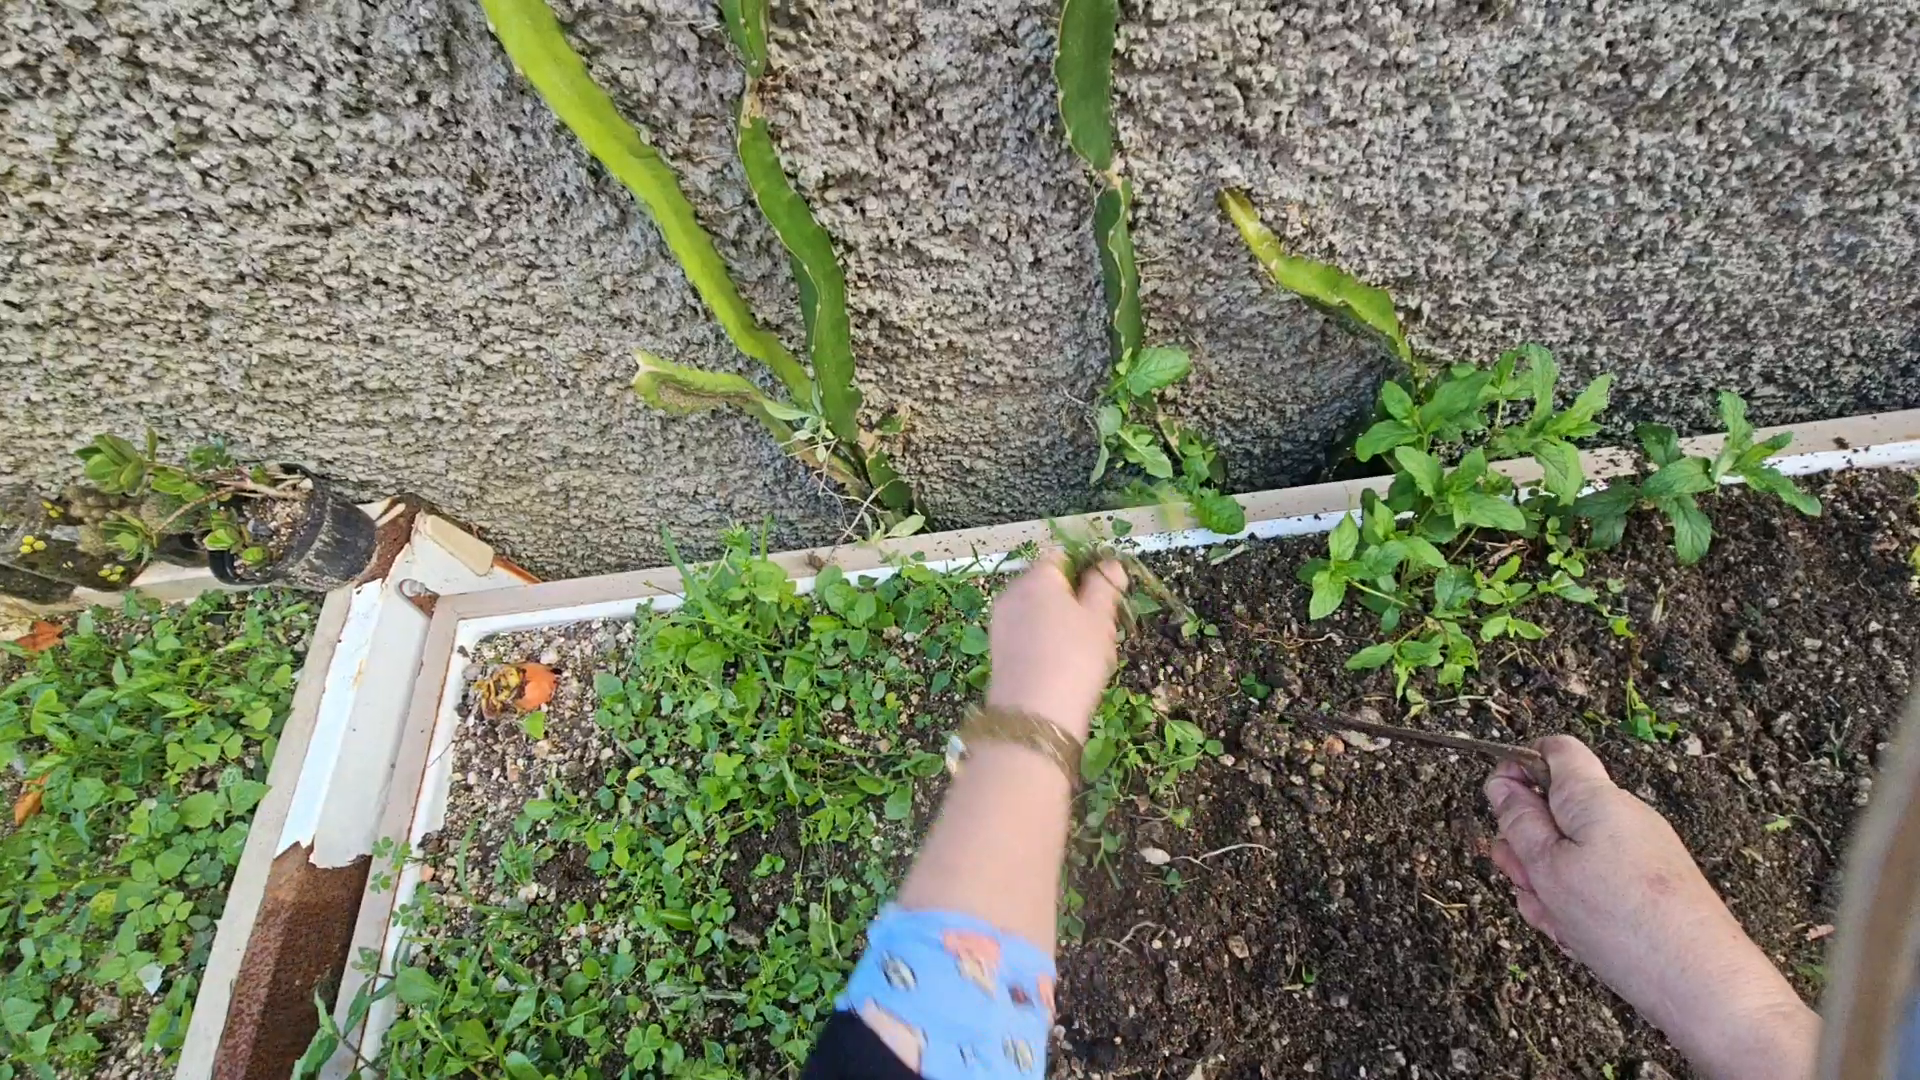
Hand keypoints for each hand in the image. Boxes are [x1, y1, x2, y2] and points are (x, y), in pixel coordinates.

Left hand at [983, 552, 1126, 741]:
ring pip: (1037, 609)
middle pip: (1048, 584)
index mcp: (1037, 577)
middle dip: (1074, 599)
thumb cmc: (1074, 658)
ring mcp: (1000, 619)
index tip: (1105, 596)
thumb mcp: (1100, 618)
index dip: (1086, 571)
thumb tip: (1110, 563)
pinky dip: (1043, 640)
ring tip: (1083, 652)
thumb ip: (1105, 584)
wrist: (1035, 713)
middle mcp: (1012, 591)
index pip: (1062, 556)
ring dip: (1060, 621)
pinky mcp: (997, 646)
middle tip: (1099, 628)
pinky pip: (1026, 631)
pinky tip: (1061, 665)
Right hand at [1485, 736, 1818, 1079]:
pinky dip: (1574, 901)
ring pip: (1567, 851)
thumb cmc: (1624, 923)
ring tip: (1553, 915)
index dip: (1518, 765)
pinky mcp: (1648, 886)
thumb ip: (1516, 818)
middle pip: (1552, 808)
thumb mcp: (1545, 865)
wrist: (1711, 994)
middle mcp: (1622, 817)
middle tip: (1522, 875)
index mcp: (1596, 799)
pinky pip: (1593, 879)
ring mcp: (1638, 853)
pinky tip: (1575, 932)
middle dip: (1524, 841)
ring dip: (1545, 880)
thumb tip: (1500, 783)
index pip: (1554, 750)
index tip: (1501, 800)